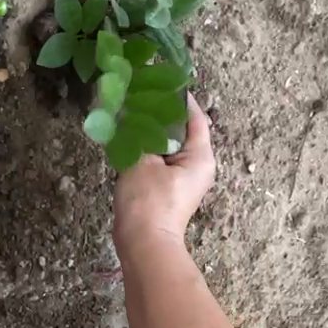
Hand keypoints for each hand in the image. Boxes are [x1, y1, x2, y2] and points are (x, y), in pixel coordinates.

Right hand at [114, 100, 215, 248]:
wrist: (143, 244)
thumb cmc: (148, 202)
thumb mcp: (142, 161)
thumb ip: (139, 135)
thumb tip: (132, 114)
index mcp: (200, 156)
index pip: (194, 117)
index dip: (178, 98)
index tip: (160, 82)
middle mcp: (198, 166)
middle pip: (181, 131)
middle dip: (159, 115)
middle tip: (138, 97)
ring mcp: (183, 180)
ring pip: (167, 147)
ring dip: (149, 134)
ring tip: (129, 116)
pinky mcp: (167, 191)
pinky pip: (158, 162)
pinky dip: (145, 151)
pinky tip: (127, 142)